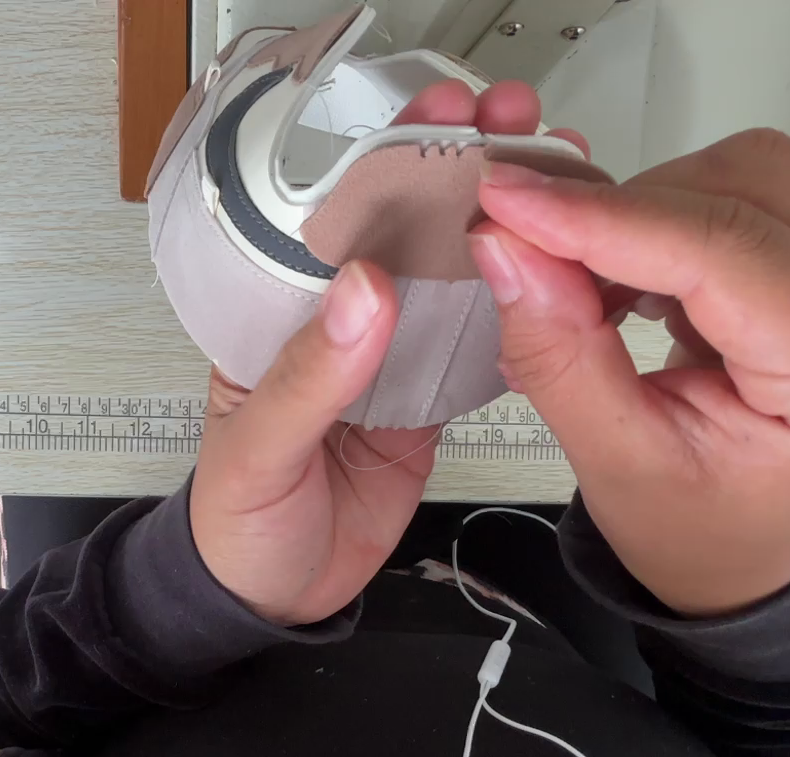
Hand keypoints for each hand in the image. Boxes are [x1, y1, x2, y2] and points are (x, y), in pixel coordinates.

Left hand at [192, 80, 569, 625]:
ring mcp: (384, 367)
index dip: (379, 168)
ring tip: (550, 182)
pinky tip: (553, 280)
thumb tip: (363, 287)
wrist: (273, 596)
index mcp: (277, 325)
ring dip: (491, 235)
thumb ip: (306, 377)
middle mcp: (334, 333)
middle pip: (397, 239)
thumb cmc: (236, 523)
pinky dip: (512, 319)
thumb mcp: (257, 454)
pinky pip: (472, 352)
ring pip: (444, 286)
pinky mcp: (421, 406)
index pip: (326, 226)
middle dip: (451, 179)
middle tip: (511, 127)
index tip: (432, 126)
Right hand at [469, 129, 789, 615]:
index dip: (605, 219)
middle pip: (751, 186)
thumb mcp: (612, 461)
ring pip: (753, 175)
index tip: (502, 202)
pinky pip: (756, 195)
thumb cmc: (687, 529)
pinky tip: (631, 290)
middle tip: (536, 268)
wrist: (745, 550)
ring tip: (586, 294)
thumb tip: (501, 246)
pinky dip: (666, 226)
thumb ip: (559, 355)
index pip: (729, 251)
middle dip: (622, 215)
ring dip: (643, 217)